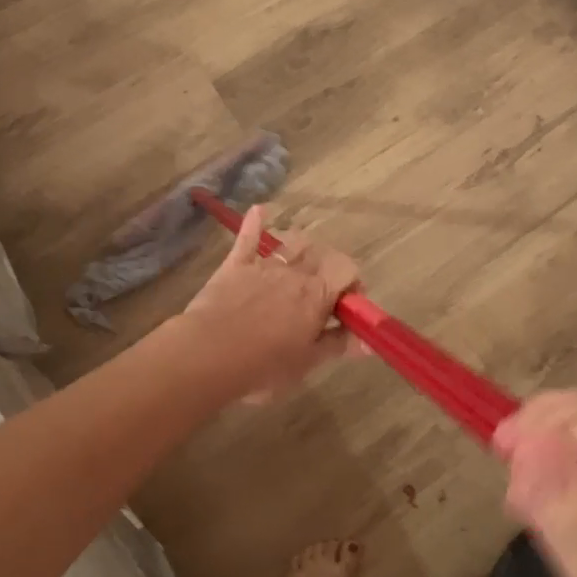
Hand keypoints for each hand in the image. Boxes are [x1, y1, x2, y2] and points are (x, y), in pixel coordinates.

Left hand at [178, 205, 362, 399]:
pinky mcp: (235, 265)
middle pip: (322, 252)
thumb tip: (368, 342)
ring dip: (302, 248)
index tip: (347, 306)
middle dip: (329, 266)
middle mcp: (295, 271)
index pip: (347, 269)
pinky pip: (248, 237)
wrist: (207, 355)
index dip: (352, 283)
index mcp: (317, 294)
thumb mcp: (307, 363)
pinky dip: (256, 222)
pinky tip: (259, 210)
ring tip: (302, 263)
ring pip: (292, 242)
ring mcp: (264, 265)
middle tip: (323, 292)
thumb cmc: (263, 365)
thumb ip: (338, 345)